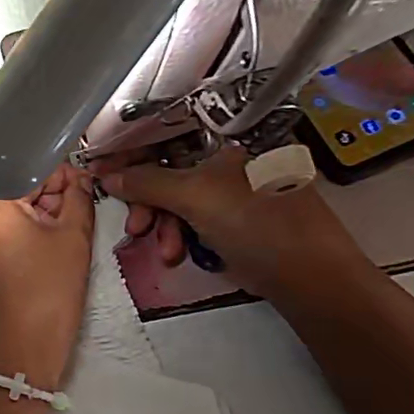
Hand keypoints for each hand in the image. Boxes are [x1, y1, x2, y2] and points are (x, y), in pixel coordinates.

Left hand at [0, 164, 95, 391]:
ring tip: (58, 234)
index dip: (55, 170)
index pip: (21, 163)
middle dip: (42, 190)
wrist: (17, 357)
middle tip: (72, 210)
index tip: (78, 185)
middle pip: (6, 182)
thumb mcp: (72, 240)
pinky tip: (41, 250)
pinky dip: (16, 230)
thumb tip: (78, 180)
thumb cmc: (45, 299)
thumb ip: (78, 198)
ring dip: (30, 210)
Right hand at [93, 147, 369, 300]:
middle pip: (171, 174)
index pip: (169, 138)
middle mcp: (231, 164)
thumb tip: (111, 176)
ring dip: (165, 227)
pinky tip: (182, 254)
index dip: (135, 155)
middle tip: (136, 226)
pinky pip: (195, 224)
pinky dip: (183, 238)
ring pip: (181, 203)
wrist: (307, 276)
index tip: (106, 174)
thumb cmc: (259, 224)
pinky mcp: (237, 225)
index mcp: (228, 142)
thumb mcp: (197, 197)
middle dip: (149, 202)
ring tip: (167, 251)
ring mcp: (235, 196)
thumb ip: (149, 183)